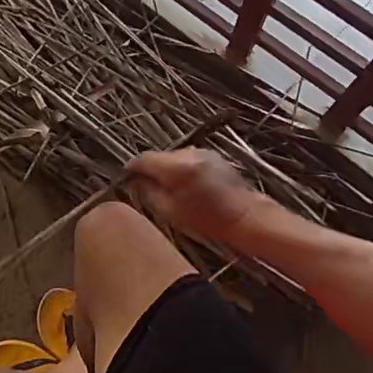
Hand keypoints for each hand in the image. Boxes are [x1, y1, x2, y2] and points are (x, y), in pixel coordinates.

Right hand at [126, 148, 265, 240]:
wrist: (245, 216)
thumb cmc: (207, 220)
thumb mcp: (170, 212)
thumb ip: (148, 193)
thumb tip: (135, 182)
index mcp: (176, 167)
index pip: (144, 158)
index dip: (132, 168)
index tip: (127, 179)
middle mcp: (188, 153)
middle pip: (159, 156)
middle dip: (151, 170)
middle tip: (147, 190)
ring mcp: (202, 152)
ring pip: (173, 157)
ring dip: (167, 170)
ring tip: (169, 191)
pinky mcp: (212, 156)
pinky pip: (187, 159)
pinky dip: (181, 169)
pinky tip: (186, 187)